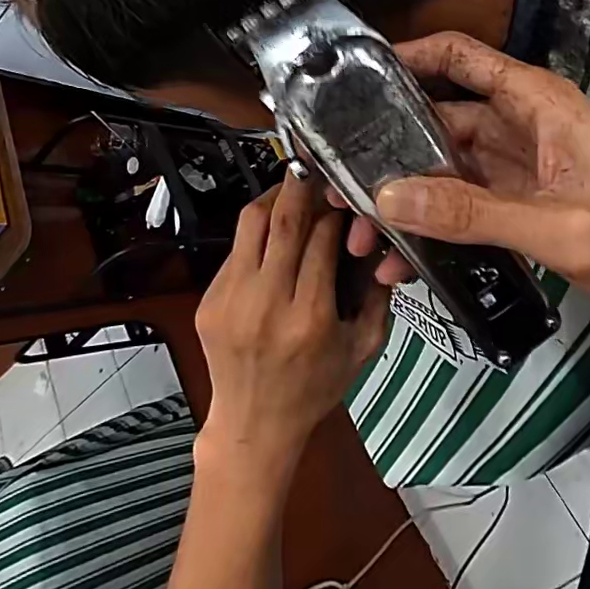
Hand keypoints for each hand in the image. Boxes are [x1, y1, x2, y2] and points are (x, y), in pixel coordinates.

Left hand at [195, 174, 390, 470]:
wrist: (254, 424)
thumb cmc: (314, 388)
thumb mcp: (363, 349)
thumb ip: (379, 298)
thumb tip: (379, 246)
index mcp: (310, 318)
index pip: (321, 239)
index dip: (334, 211)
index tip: (343, 198)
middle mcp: (267, 304)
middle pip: (282, 222)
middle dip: (299, 184)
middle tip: (311, 164)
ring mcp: (231, 300)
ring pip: (251, 225)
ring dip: (272, 198)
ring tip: (289, 190)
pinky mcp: (210, 301)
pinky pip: (236, 250)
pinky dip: (256, 233)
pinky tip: (272, 234)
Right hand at [368, 32, 589, 313]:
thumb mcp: (559, 228)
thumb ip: (474, 214)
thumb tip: (391, 198)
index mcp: (535, 102)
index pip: (459, 57)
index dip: (405, 55)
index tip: (352, 76)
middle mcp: (518, 123)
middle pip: (437, 116)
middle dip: (387, 148)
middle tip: (338, 183)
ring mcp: (514, 162)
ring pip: (441, 164)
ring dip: (403, 195)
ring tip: (361, 235)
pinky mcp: (514, 197)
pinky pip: (459, 202)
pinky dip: (431, 224)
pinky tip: (402, 260)